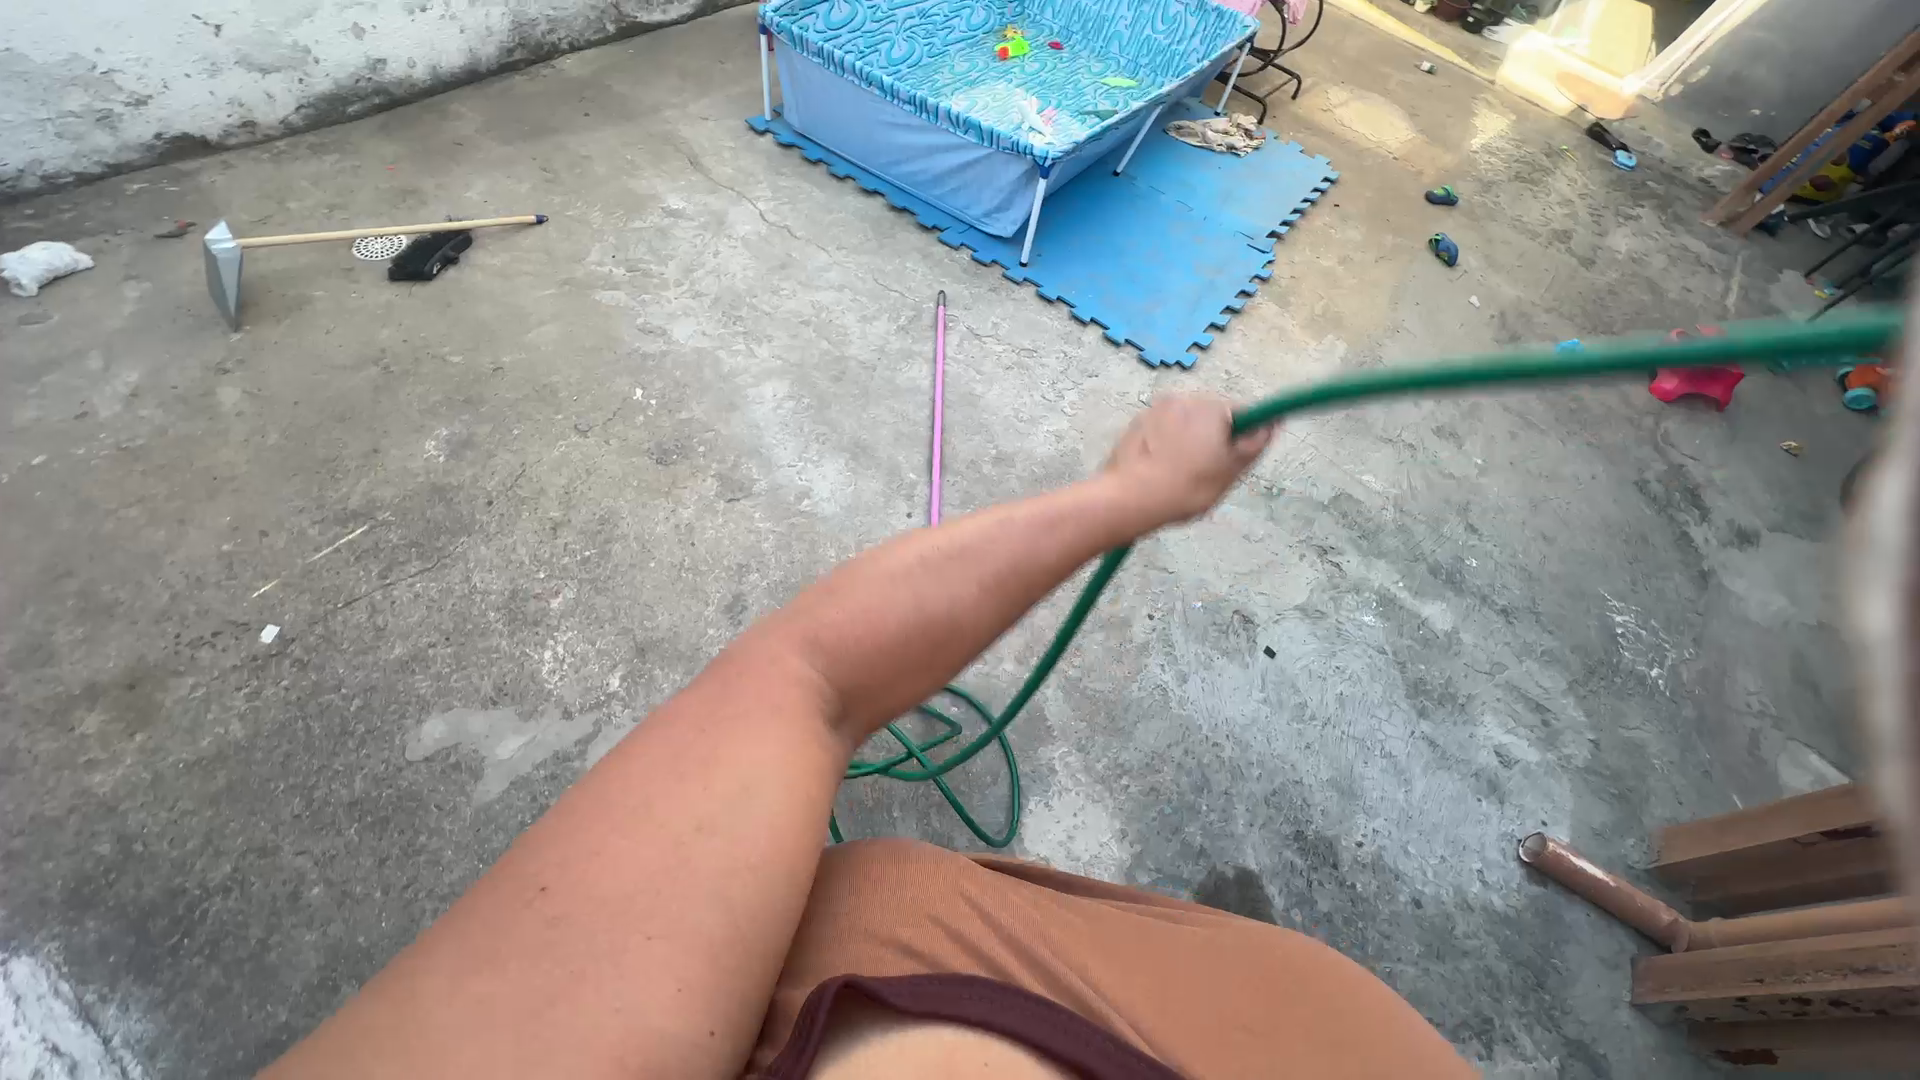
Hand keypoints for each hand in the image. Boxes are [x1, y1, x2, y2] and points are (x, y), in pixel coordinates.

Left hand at [1101, 393, 1272, 527]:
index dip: (1241, 438)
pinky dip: (1164, 444)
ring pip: (1184, 423)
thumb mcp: (1230, 471)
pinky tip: (1159, 469)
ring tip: (1178, 473)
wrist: (1128, 498)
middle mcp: (1182, 398)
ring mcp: (1154, 408)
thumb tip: (1271, 424)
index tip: (1232, 461)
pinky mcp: (1134, 423)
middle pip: (1210, 415)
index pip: (1241, 413)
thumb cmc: (1185, 487)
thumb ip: (1254, 444)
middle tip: (1205, 472)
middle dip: (1211, 438)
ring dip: (1187, 440)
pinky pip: (1161, 429)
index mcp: (1210, 406)